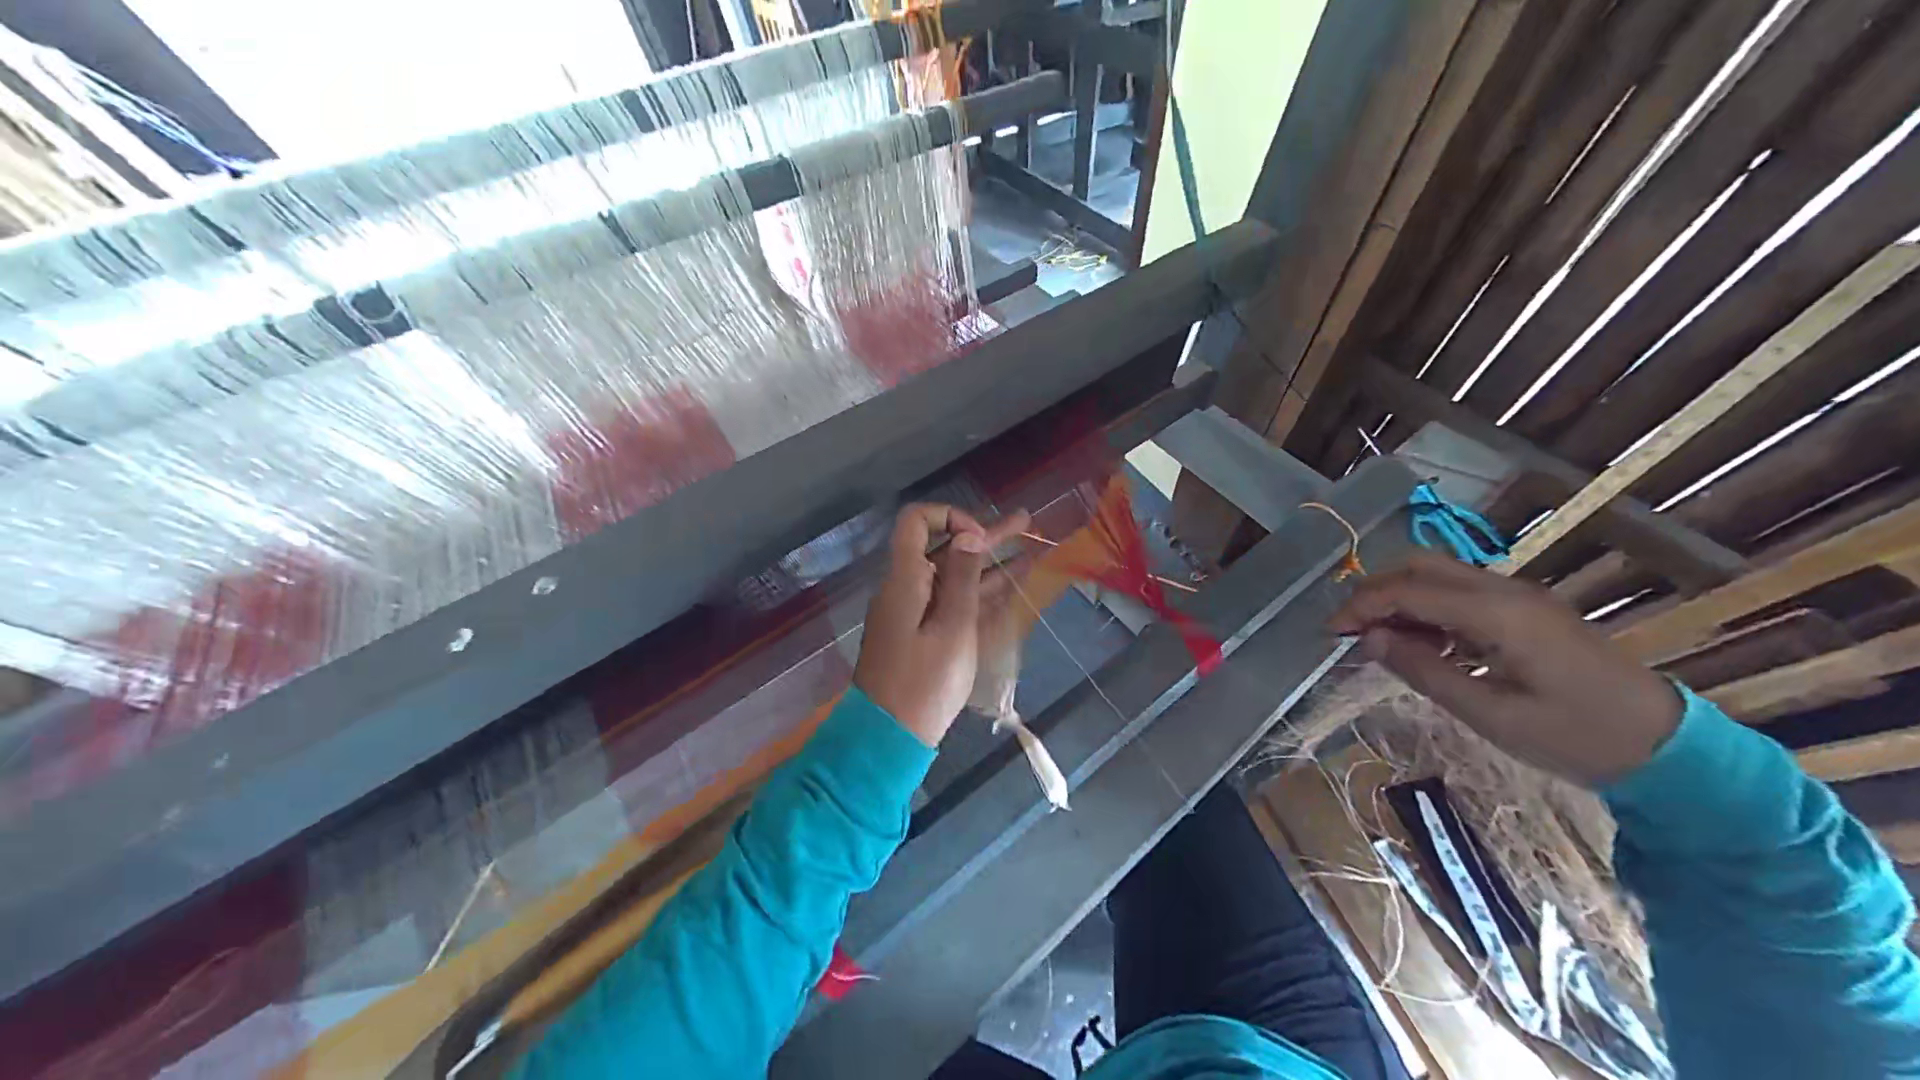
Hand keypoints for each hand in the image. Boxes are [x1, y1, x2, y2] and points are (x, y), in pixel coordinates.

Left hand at [854, 503, 1030, 746]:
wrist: (888, 738)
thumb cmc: (923, 683)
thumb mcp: (952, 629)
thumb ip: (962, 579)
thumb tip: (969, 534)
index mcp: (904, 579)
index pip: (916, 522)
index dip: (950, 518)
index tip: (981, 538)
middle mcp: (906, 588)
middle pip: (944, 549)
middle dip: (984, 535)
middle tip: (1024, 522)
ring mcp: (914, 612)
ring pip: (952, 577)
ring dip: (988, 563)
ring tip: (1029, 550)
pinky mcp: (922, 634)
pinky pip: (951, 602)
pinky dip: (978, 592)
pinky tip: (1008, 586)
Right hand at [1328, 552, 1683, 787]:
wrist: (1668, 747)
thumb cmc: (1577, 736)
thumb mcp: (1492, 715)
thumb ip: (1425, 672)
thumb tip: (1370, 641)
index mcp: (1497, 613)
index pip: (1407, 590)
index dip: (1360, 606)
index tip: (1330, 634)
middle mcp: (1505, 591)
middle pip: (1419, 566)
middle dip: (1374, 591)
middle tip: (1350, 630)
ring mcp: (1518, 597)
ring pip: (1438, 575)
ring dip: (1398, 597)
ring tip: (1378, 640)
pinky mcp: (1524, 611)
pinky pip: (1459, 593)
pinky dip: (1425, 608)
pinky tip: (1419, 643)